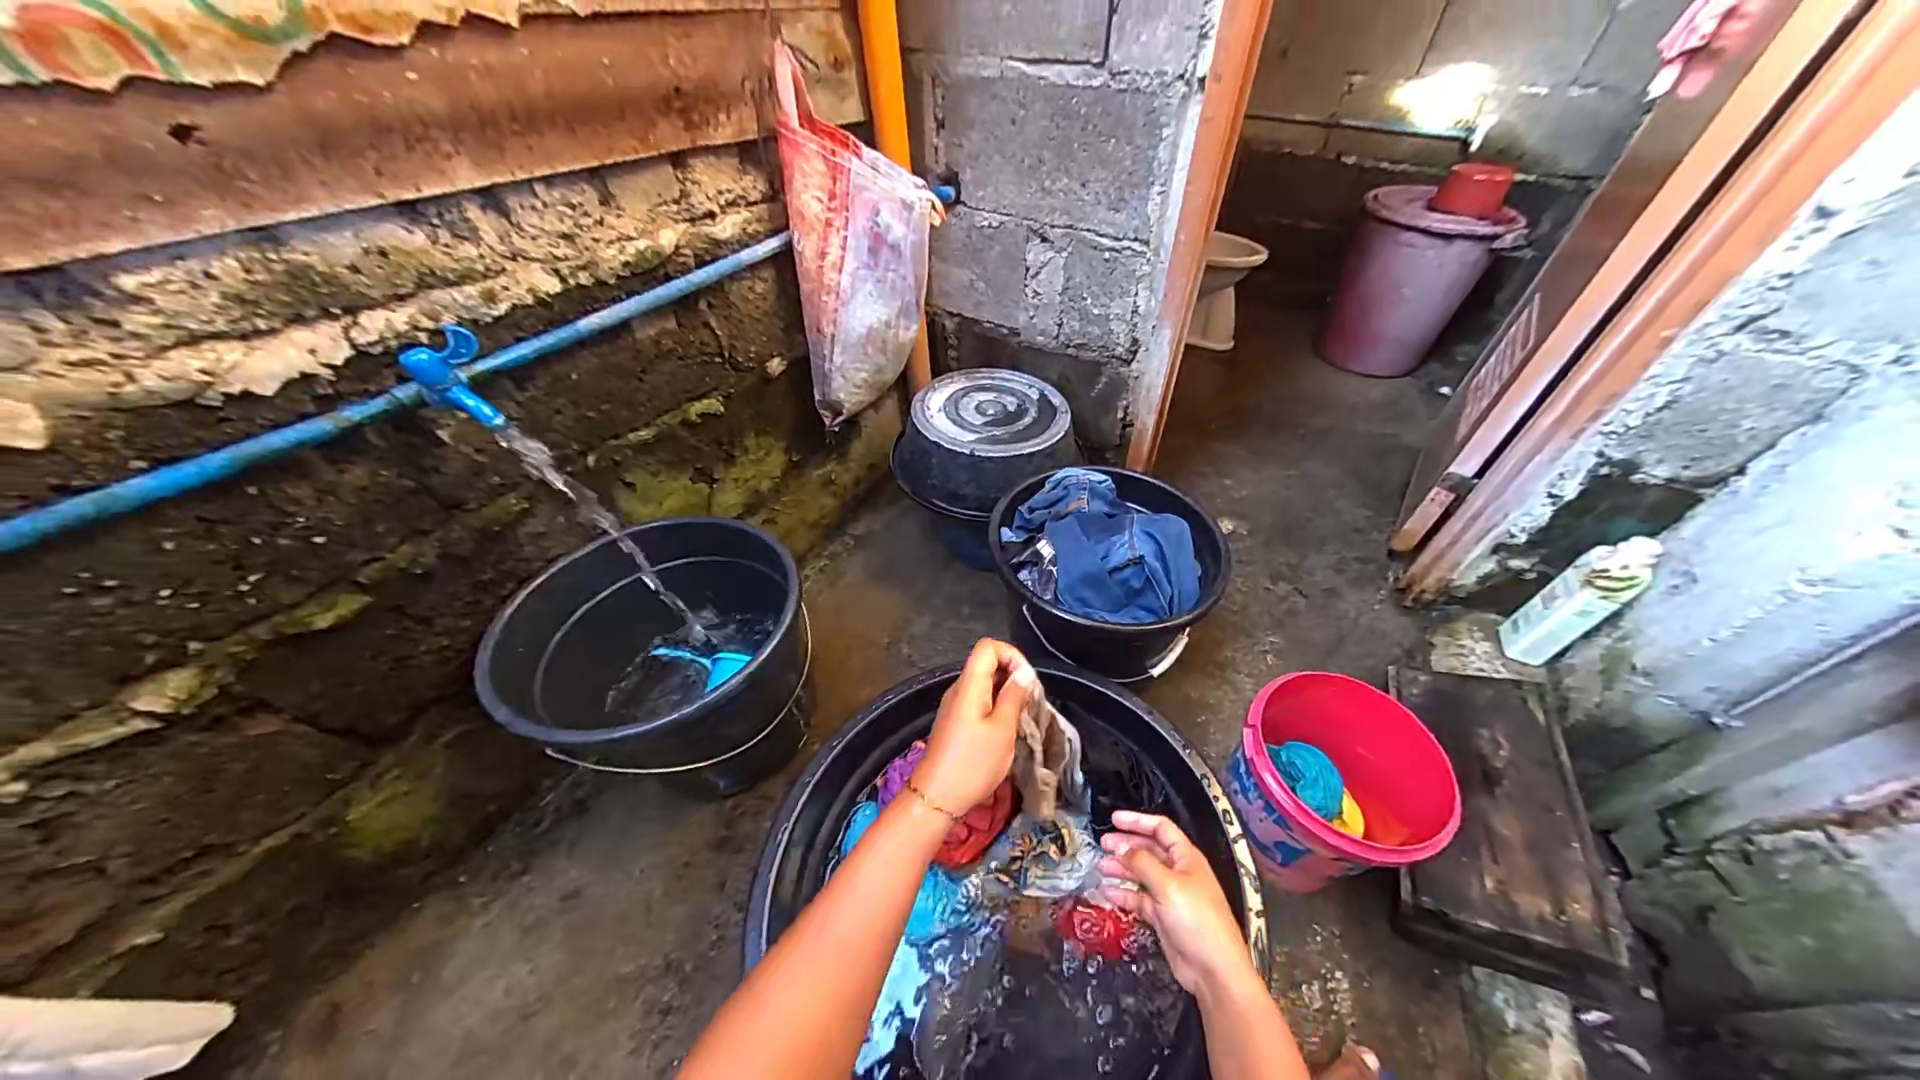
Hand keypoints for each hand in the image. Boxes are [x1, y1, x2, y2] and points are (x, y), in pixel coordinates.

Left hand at [914, 638, 1034, 814]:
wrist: (936, 798)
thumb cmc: (972, 763)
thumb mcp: (1002, 730)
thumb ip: (1014, 697)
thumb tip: (1024, 673)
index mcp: (969, 685)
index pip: (988, 647)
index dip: (1012, 655)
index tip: (1028, 681)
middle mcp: (959, 689)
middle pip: (986, 663)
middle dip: (1013, 675)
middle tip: (1030, 701)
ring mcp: (955, 705)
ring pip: (984, 683)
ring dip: (1006, 693)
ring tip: (1022, 716)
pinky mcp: (955, 721)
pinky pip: (978, 701)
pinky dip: (996, 706)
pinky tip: (1006, 729)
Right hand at [1098, 811, 1255, 998]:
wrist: (1214, 971)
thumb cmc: (1199, 922)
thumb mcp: (1168, 886)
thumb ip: (1142, 863)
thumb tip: (1122, 848)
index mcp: (1186, 858)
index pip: (1161, 829)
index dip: (1137, 821)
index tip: (1115, 819)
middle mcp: (1179, 873)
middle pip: (1148, 850)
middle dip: (1126, 845)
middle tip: (1104, 844)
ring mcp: (1170, 895)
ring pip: (1141, 874)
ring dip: (1121, 868)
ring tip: (1102, 867)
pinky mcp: (1163, 917)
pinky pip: (1139, 898)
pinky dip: (1124, 893)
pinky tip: (1109, 892)